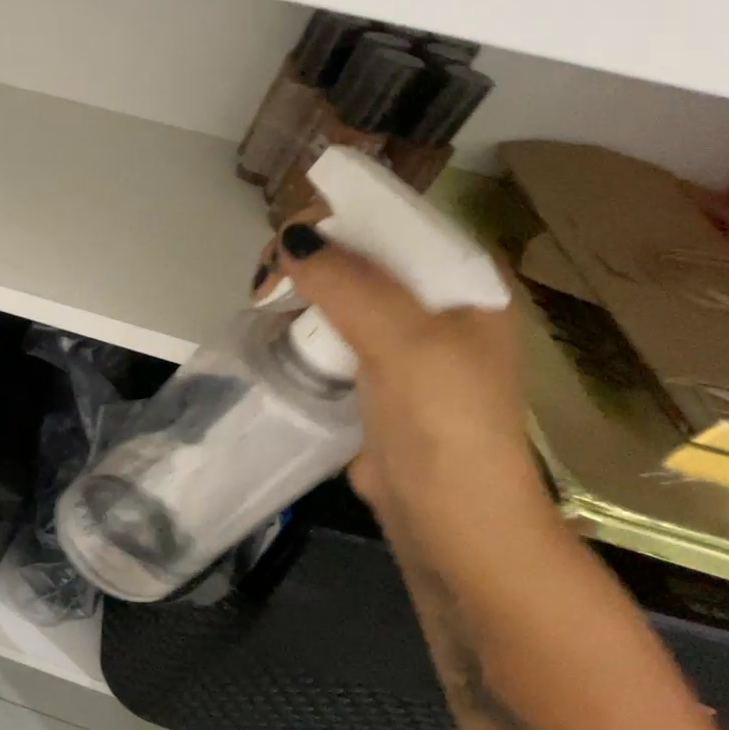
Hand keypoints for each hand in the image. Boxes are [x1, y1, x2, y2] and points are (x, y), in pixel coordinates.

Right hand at [275, 224, 547, 543]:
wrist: (448, 512)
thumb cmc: (441, 419)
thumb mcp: (401, 340)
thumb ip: (348, 284)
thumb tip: (290, 236)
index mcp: (463, 282)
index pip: (398, 222)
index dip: (342, 217)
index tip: (288, 240)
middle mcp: (436, 304)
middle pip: (362, 255)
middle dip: (311, 256)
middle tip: (267, 286)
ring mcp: (404, 343)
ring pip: (342, 293)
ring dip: (302, 290)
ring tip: (264, 303)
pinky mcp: (375, 376)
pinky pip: (333, 331)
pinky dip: (304, 325)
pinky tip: (280, 332)